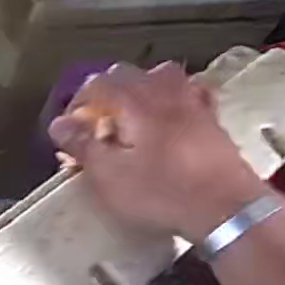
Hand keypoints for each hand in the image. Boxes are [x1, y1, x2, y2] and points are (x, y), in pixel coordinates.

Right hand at [49, 61, 269, 239]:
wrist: (225, 209)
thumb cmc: (160, 192)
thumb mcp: (108, 174)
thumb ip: (82, 144)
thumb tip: (59, 123)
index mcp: (138, 104)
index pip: (99, 83)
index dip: (77, 102)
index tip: (68, 126)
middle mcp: (168, 95)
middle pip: (131, 74)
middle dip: (106, 92)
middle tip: (93, 121)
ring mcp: (195, 105)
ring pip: (163, 78)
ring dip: (140, 90)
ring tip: (127, 116)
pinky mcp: (212, 123)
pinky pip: (189, 95)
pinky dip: (172, 100)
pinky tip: (166, 118)